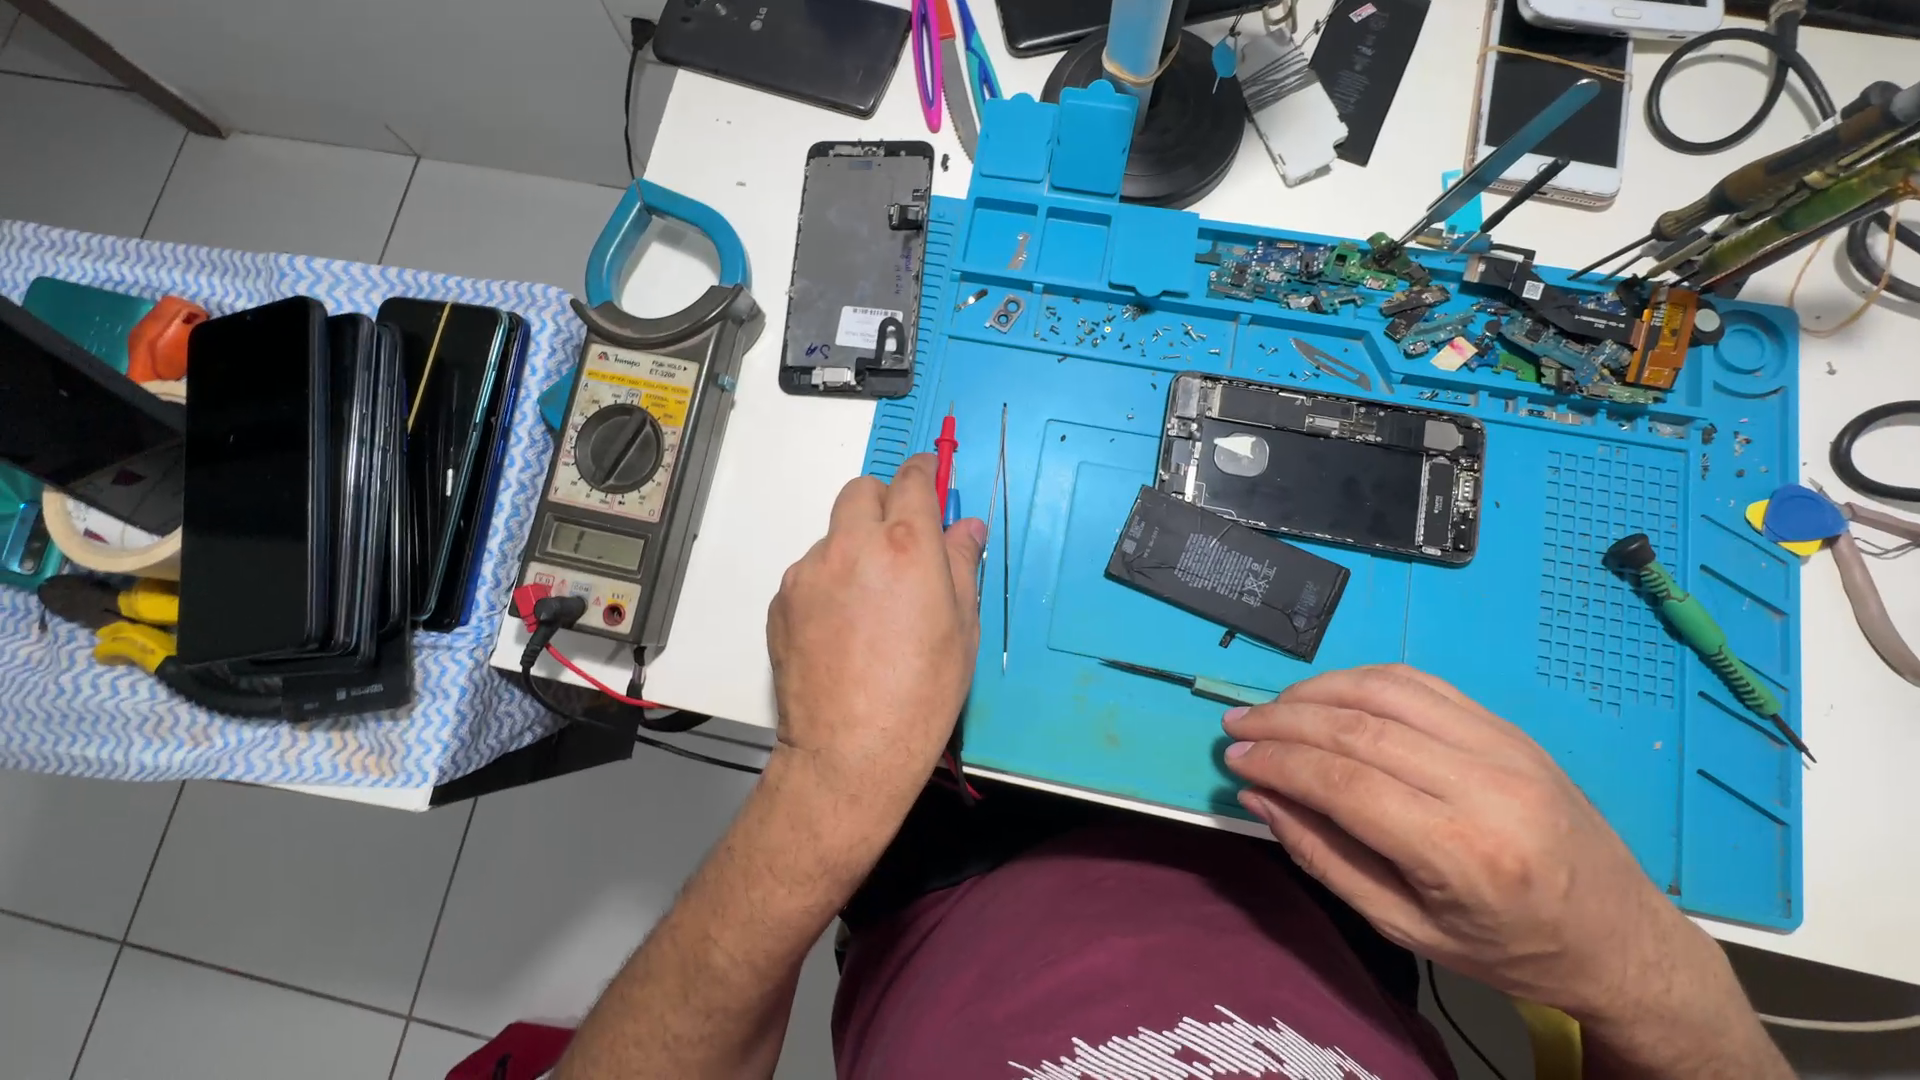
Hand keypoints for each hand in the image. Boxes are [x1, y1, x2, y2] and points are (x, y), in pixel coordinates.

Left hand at [766, 454, 984, 815]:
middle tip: (902, 541)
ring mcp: (808, 572)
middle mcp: (851, 546)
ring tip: (871, 602)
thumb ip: (962, 564)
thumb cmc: (921, 694)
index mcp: (905, 547)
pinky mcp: (781, 600)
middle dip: (885, 502)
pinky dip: (829, 580)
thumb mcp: (963, 627)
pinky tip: (842, 626)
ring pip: (834, 534)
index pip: (913, 479)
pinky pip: (810, 571)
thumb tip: (966, 526)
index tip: (930, 476)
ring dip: (855, 546)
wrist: (849, 751)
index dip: (926, 472)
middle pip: (863, 490)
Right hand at [1221, 664, 1694, 1020]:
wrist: (1622, 938)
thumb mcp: (1404, 927)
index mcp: (1463, 852)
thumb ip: (1323, 856)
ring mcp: (1504, 746)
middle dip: (1283, 721)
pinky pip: (1419, 682)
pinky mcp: (1508, 727)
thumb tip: (1259, 795)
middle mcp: (1486, 785)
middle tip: (1236, 725)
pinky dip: (1360, 680)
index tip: (1233, 757)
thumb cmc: (1508, 950)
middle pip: (1357, 727)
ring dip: (1315, 691)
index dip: (1276, 762)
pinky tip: (1328, 696)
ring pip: (1384, 690)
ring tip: (1274, 708)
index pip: (1343, 783)